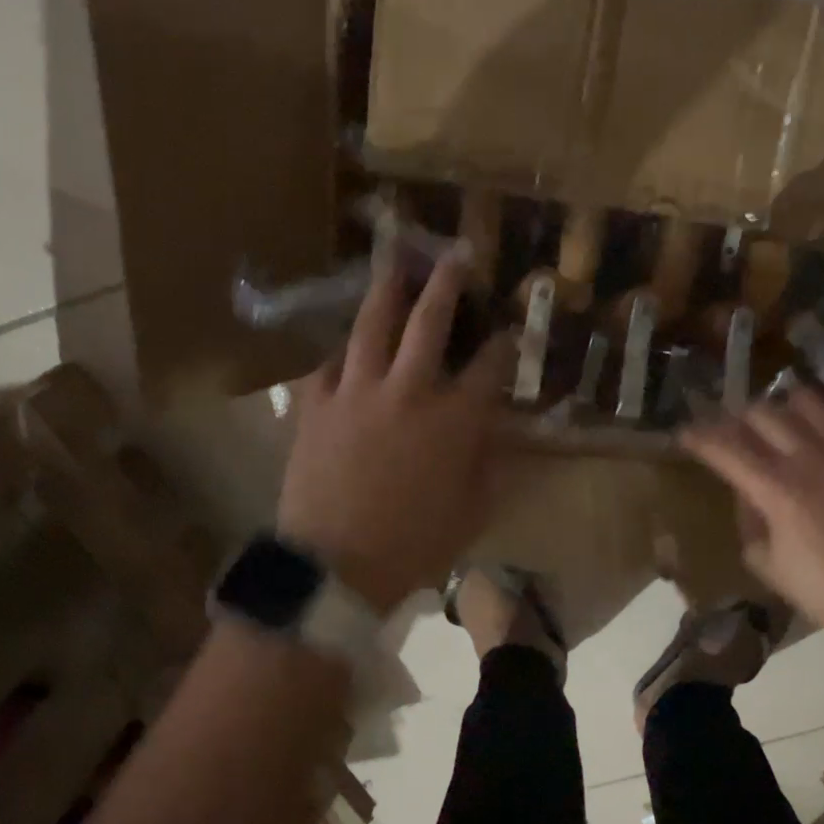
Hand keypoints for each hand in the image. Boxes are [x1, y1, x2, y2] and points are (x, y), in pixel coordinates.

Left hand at [277, 253, 513, 613]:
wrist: (336, 567)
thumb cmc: (414, 546)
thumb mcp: (472, 513)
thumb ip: (490, 466)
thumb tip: (497, 434)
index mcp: (454, 420)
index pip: (489, 366)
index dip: (502, 343)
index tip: (507, 329)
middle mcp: (408, 392)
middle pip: (430, 323)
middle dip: (446, 285)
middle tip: (453, 257)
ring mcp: (356, 393)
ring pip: (372, 326)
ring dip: (387, 291)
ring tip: (394, 264)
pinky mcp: (315, 406)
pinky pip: (327, 364)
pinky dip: (339, 350)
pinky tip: (344, 342)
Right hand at [680, 389, 823, 634]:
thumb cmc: (821, 588)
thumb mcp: (765, 561)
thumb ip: (748, 519)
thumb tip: (745, 491)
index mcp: (778, 490)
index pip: (726, 447)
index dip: (699, 437)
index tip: (684, 434)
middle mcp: (811, 459)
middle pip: (762, 413)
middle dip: (735, 420)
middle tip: (727, 433)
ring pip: (804, 401)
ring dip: (780, 409)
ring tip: (773, 425)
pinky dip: (822, 418)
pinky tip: (814, 433)